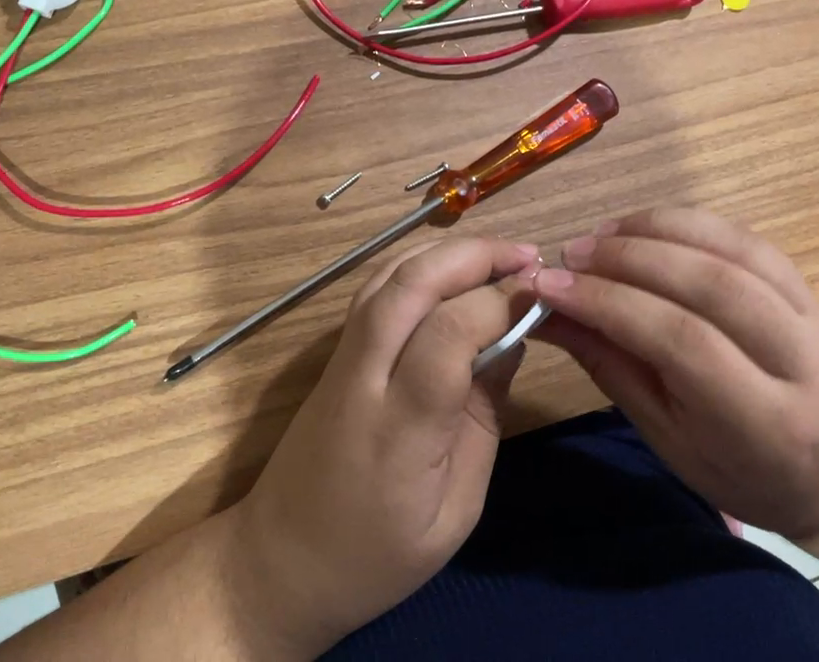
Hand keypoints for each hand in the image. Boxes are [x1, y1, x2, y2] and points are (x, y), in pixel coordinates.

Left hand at [231, 236, 539, 653]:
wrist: (277, 565)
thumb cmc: (375, 558)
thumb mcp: (455, 511)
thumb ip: (483, 420)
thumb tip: (511, 342)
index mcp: (400, 428)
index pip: (449, 332)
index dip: (499, 301)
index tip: (541, 294)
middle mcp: (363, 377)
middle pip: (410, 285)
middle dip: (472, 256)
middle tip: (527, 256)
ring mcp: (339, 360)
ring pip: (385, 277)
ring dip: (442, 252)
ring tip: (496, 255)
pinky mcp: (331, 356)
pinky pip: (372, 293)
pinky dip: (413, 266)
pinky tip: (446, 271)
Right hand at [529, 207, 818, 539]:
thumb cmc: (737, 471)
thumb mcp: (665, 437)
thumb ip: (609, 366)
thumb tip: (546, 311)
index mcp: (765, 423)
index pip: (682, 341)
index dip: (610, 302)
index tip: (550, 284)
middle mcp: (804, 364)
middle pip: (713, 287)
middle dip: (631, 259)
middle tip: (572, 253)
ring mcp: (816, 320)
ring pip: (735, 251)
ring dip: (659, 230)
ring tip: (602, 233)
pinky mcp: (812, 291)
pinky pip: (748, 240)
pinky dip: (691, 224)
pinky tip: (646, 227)